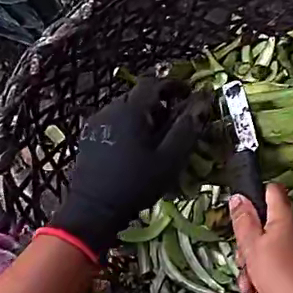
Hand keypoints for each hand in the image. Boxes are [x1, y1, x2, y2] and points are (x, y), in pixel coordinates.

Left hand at [50, 78, 210, 258]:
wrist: (93, 210)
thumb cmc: (135, 184)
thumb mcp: (168, 159)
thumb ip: (186, 129)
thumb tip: (202, 104)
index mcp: (130, 110)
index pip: (153, 83)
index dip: (174, 85)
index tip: (189, 94)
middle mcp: (110, 109)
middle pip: (138, 95)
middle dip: (160, 101)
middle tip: (177, 119)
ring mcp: (96, 123)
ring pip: (125, 108)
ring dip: (144, 114)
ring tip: (158, 135)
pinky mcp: (89, 137)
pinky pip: (114, 121)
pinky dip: (130, 125)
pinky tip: (137, 146)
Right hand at [228, 184, 292, 292]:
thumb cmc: (278, 273)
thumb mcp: (252, 246)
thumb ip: (243, 221)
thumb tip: (238, 196)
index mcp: (284, 215)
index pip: (272, 189)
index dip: (255, 196)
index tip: (241, 214)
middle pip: (265, 224)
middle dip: (248, 243)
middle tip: (242, 260)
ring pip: (268, 248)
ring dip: (253, 265)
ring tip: (249, 285)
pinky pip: (277, 264)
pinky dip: (265, 276)